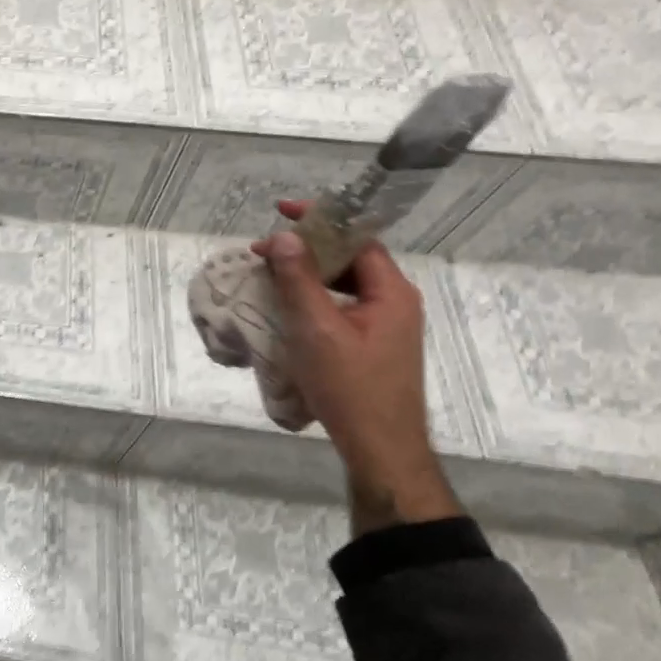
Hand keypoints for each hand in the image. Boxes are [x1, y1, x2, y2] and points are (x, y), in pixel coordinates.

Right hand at [252, 200, 461, 534]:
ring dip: (307, 274)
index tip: (281, 212)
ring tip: (269, 275)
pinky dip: (314, 298)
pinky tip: (286, 308)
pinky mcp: (373, 345)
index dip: (321, 220)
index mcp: (391, 292)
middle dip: (308, 248)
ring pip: (344, 283)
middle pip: (350, 258)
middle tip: (266, 250)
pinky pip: (342, 306)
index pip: (357, 238)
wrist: (380, 448)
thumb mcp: (317, 329)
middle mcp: (394, 302)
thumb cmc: (350, 387)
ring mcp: (385, 326)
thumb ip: (300, 280)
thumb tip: (285, 236)